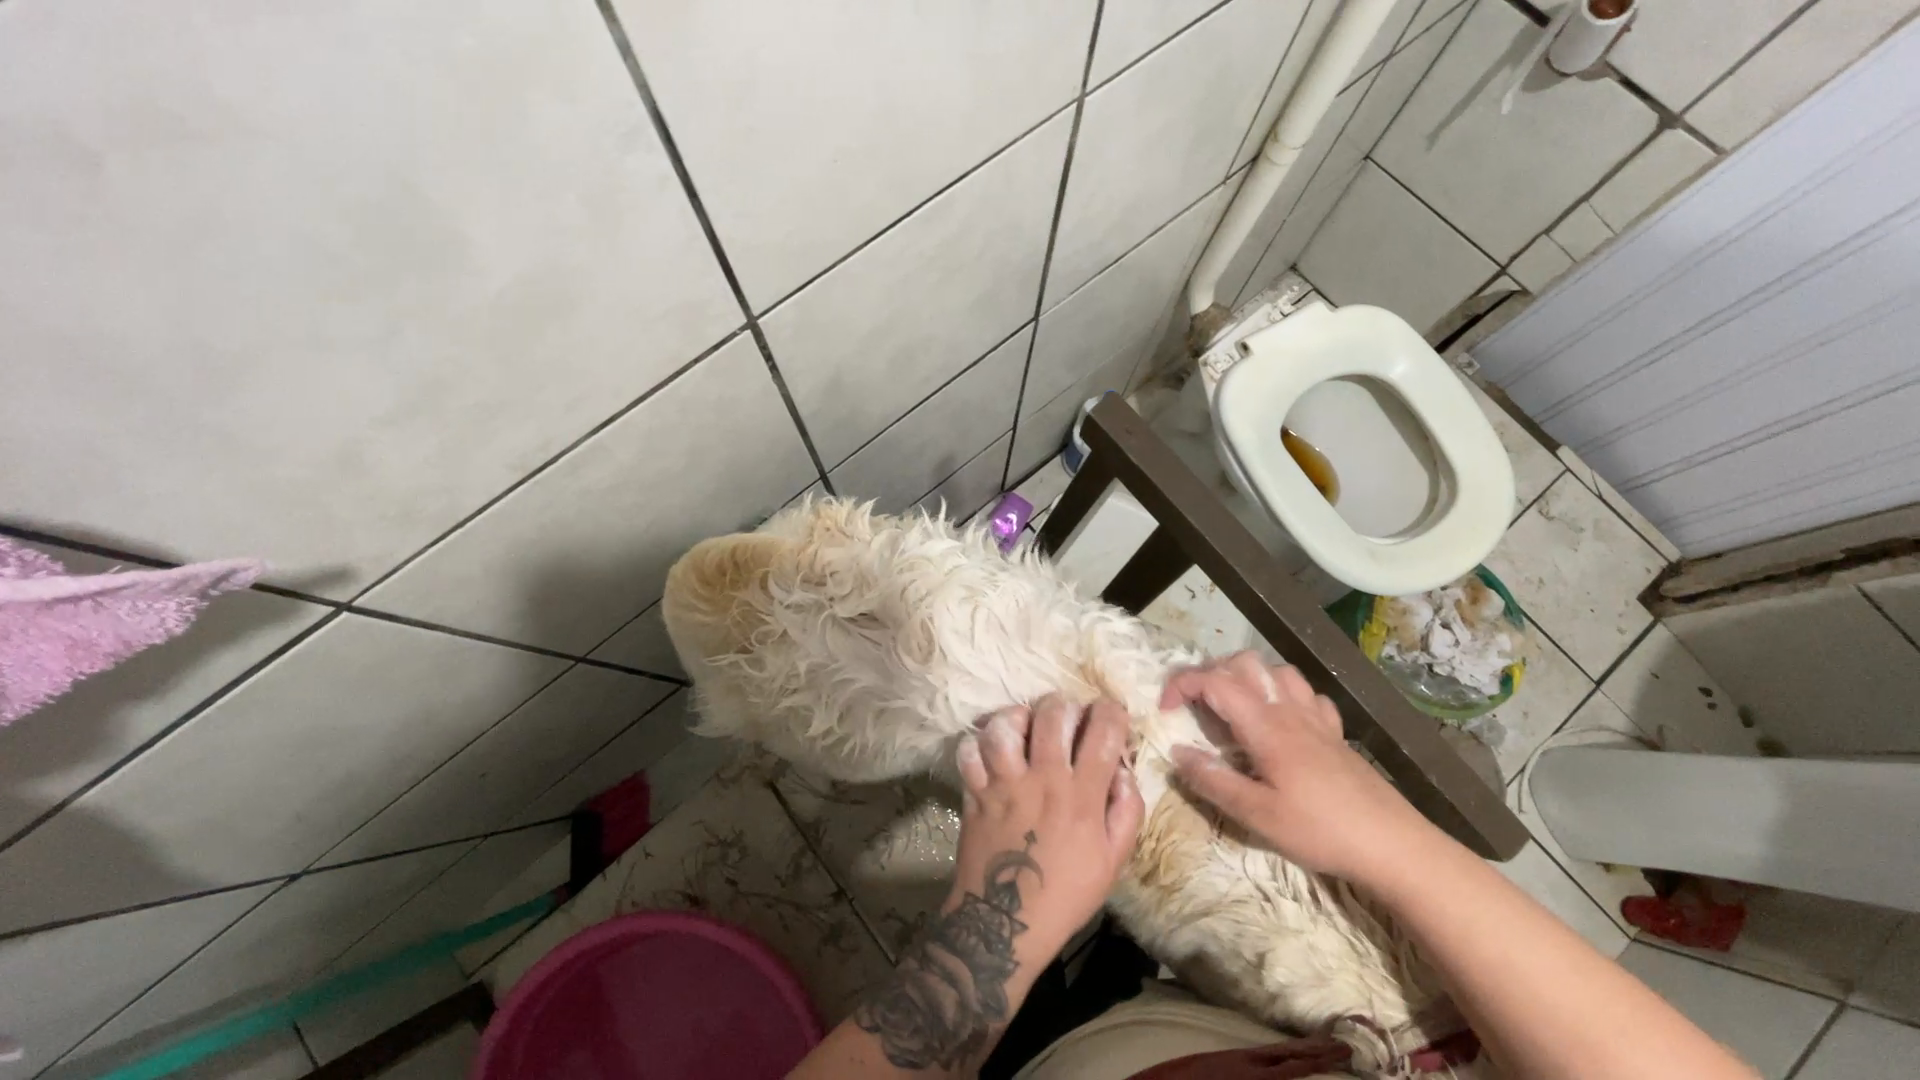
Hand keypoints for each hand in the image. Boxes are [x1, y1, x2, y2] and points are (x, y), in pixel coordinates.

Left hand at [951, 695, 1144, 954]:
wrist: (1003, 922)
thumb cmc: (1065, 893)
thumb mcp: (1113, 861)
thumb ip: (1126, 812)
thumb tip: (1124, 770)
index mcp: (1081, 796)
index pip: (1103, 733)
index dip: (1112, 713)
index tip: (1111, 716)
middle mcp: (1042, 780)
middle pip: (1053, 715)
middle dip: (1065, 705)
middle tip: (1068, 718)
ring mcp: (1004, 784)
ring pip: (1005, 725)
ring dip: (1018, 716)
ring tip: (1025, 727)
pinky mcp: (974, 792)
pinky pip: (968, 750)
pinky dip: (978, 741)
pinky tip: (991, 750)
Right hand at [1165, 652, 1431, 883]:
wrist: (1393, 844)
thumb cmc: (1320, 831)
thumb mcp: (1256, 815)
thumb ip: (1213, 781)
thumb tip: (1177, 752)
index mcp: (1265, 726)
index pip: (1215, 681)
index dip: (1182, 685)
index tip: (1165, 709)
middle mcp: (1289, 711)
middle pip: (1244, 663)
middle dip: (1209, 673)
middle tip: (1193, 706)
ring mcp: (1316, 719)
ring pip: (1277, 671)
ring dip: (1247, 677)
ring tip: (1231, 708)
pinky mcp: (1335, 733)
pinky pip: (1306, 694)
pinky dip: (1283, 695)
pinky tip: (1280, 720)